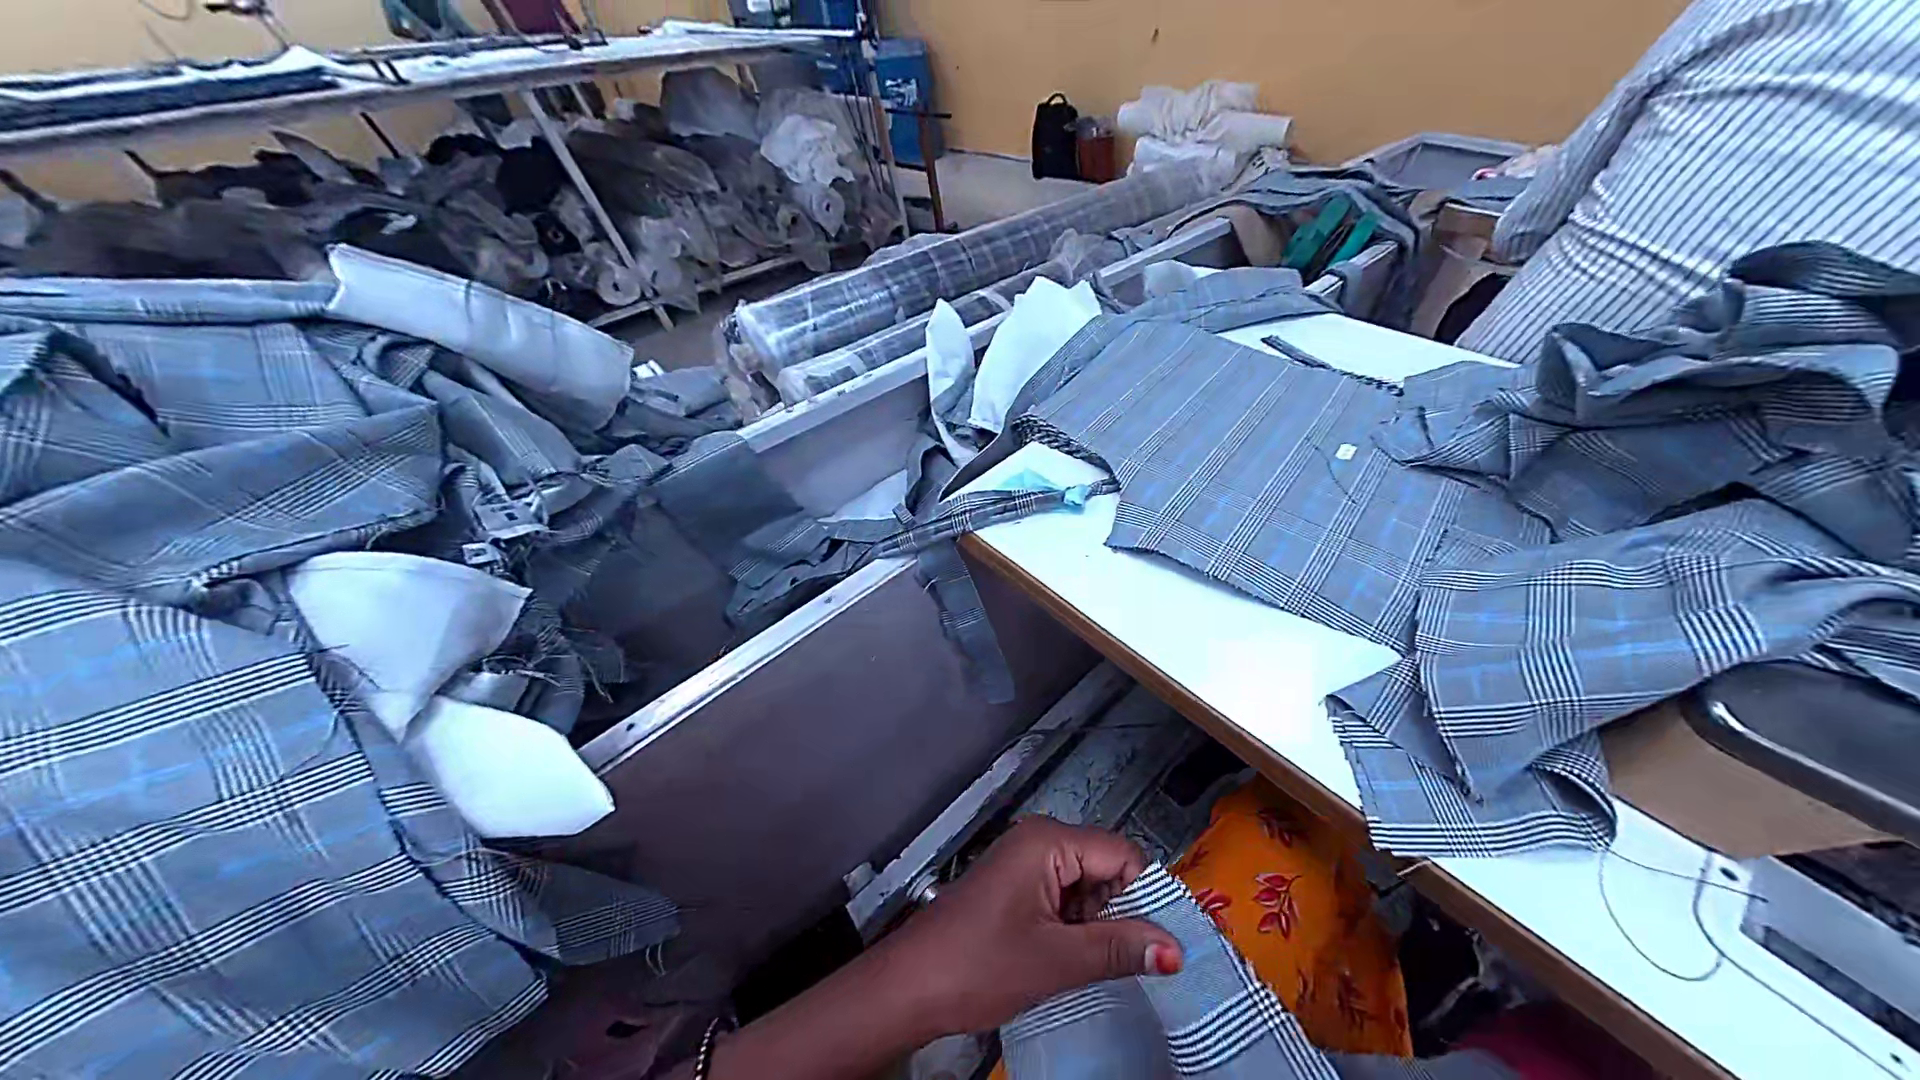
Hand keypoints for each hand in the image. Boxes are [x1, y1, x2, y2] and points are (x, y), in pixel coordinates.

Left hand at [869, 817, 1183, 1037]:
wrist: (912, 984)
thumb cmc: (978, 964)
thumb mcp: (1057, 960)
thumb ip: (1120, 948)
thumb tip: (1175, 948)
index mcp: (1048, 841)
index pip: (1123, 853)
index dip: (1147, 895)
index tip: (1164, 940)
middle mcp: (1039, 839)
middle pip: (1106, 865)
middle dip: (1121, 911)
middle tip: (1126, 958)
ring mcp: (1025, 860)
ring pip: (1088, 883)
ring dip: (1098, 922)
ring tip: (1089, 961)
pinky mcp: (1017, 882)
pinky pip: (1065, 894)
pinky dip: (1076, 924)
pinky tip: (1068, 954)